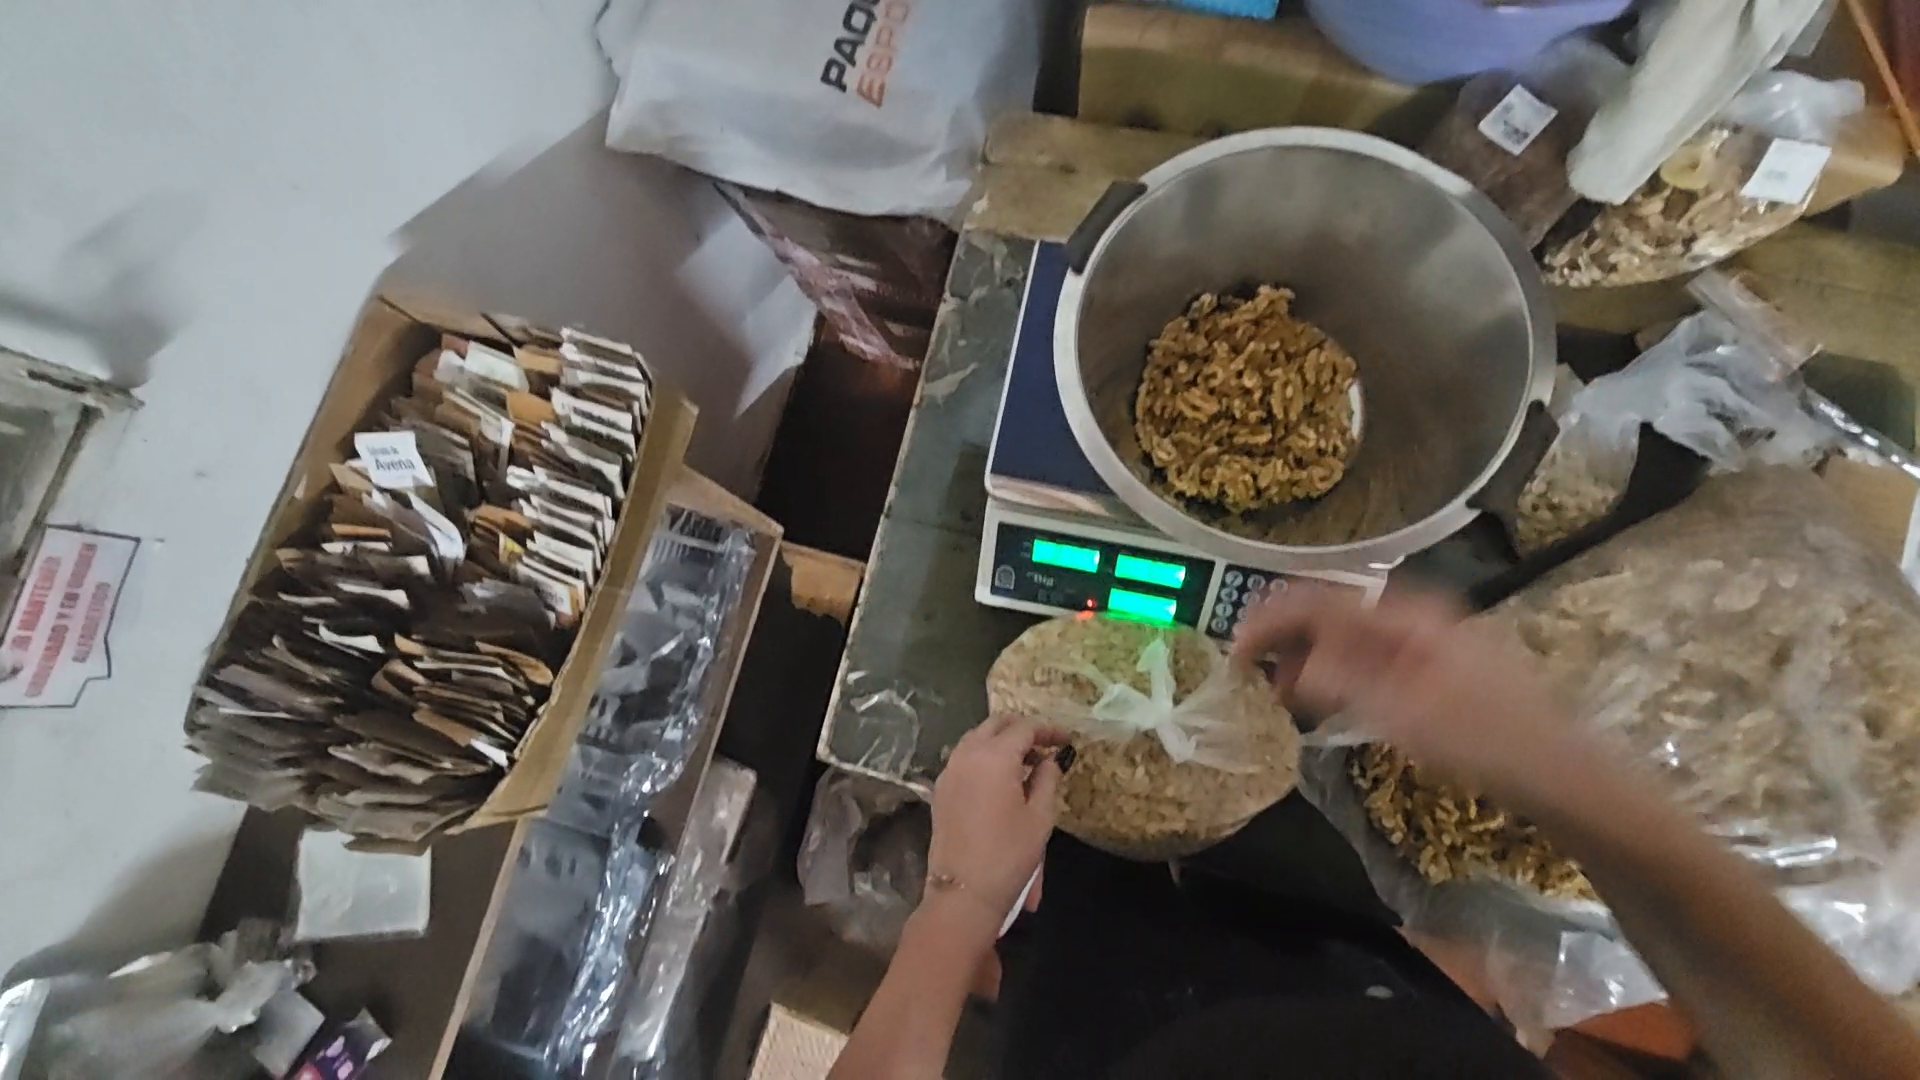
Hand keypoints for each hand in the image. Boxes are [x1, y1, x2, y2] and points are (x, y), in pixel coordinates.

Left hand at [922, 716, 1062, 944]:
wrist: (963, 893)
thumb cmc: (1009, 855)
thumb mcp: (1040, 817)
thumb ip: (1048, 779)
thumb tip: (1050, 759)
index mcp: (994, 756)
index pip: (1025, 727)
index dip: (1048, 730)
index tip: (1066, 740)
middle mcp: (967, 754)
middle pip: (996, 724)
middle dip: (1022, 729)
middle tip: (1045, 746)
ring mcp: (949, 770)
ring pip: (977, 738)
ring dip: (1002, 742)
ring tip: (1025, 763)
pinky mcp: (941, 789)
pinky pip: (965, 758)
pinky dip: (984, 757)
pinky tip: (1001, 779)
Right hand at [1231, 584, 1589, 796]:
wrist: (1561, 773)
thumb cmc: (1483, 741)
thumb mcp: (1403, 713)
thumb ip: (1341, 682)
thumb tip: (1290, 666)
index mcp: (1404, 618)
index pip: (1318, 602)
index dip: (1269, 620)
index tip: (1234, 649)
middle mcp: (1410, 618)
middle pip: (1329, 613)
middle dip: (1283, 638)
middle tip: (1248, 672)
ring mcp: (1422, 641)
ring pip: (1344, 635)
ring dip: (1304, 657)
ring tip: (1277, 691)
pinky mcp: (1428, 667)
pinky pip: (1363, 656)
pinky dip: (1331, 671)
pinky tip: (1321, 697)